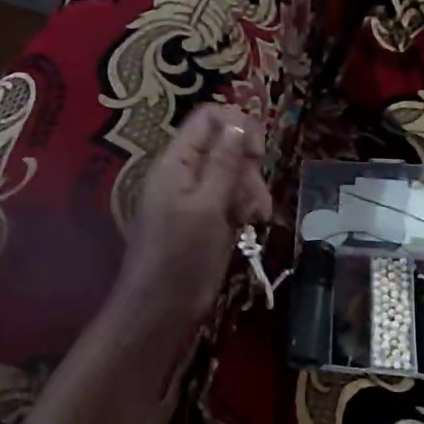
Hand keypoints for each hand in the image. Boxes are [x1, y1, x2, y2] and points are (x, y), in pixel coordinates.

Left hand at [110, 104, 272, 331]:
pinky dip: (247, 209)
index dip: (238, 126)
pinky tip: (253, 226)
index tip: (258, 153)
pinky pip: (234, 200)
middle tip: (255, 197)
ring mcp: (199, 198)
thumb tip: (240, 123)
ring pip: (235, 175)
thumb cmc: (181, 253)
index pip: (208, 119)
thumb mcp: (206, 205)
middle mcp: (187, 174)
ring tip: (256, 218)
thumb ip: (223, 163)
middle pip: (227, 146)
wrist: (164, 304)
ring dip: (252, 191)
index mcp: (176, 162)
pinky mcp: (210, 221)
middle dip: (249, 167)